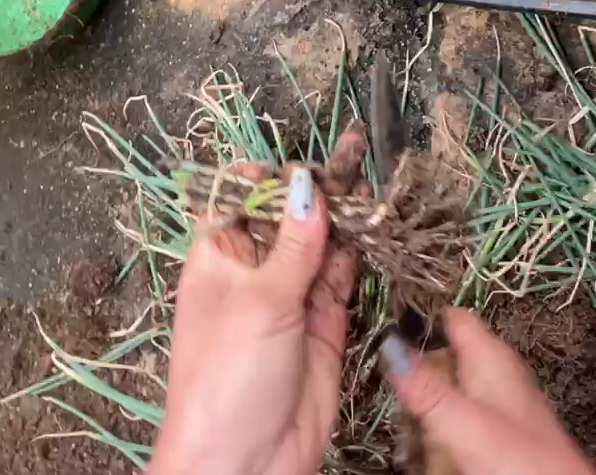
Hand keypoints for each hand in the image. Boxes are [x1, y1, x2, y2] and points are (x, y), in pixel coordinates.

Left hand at [147, 141, 362, 474]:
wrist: (247, 468)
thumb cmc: (228, 375)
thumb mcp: (259, 302)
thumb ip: (293, 242)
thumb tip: (305, 181)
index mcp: (219, 254)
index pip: (243, 197)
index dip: (272, 176)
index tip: (304, 162)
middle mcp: (255, 266)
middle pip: (289, 213)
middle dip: (319, 186)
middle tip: (356, 151)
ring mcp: (291, 291)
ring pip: (321, 238)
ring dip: (345, 211)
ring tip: (371, 179)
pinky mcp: (324, 317)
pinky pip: (342, 272)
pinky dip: (359, 248)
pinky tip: (376, 221)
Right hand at [383, 308, 595, 474]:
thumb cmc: (519, 458)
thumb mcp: (462, 419)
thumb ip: (426, 385)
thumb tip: (389, 344)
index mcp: (491, 354)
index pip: (452, 316)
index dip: (422, 318)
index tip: (390, 331)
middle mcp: (498, 368)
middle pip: (449, 352)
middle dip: (422, 367)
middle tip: (396, 386)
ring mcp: (503, 398)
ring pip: (456, 385)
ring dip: (433, 399)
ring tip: (411, 418)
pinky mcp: (504, 426)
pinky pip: (466, 412)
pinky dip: (449, 421)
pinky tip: (439, 441)